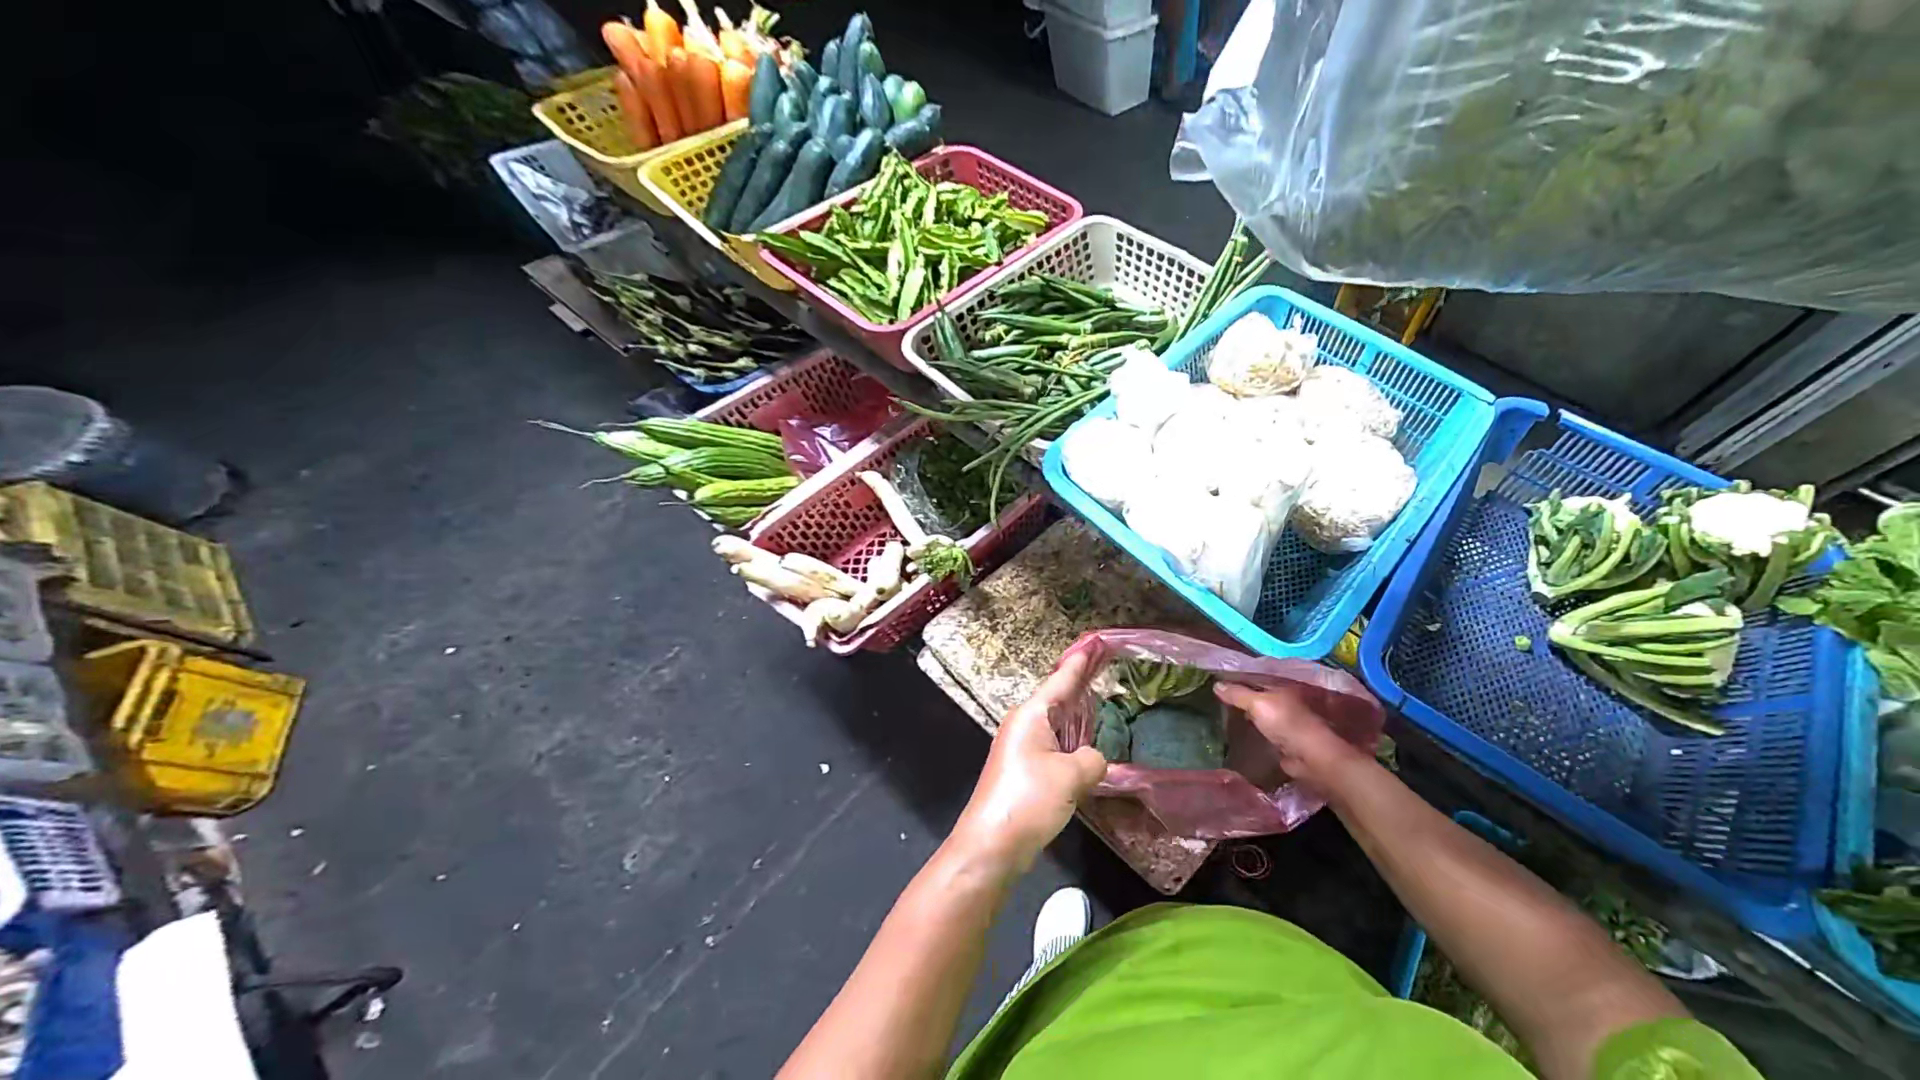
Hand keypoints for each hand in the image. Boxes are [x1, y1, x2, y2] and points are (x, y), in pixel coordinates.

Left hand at [950, 652, 1107, 873]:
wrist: (992, 843)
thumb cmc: (1028, 799)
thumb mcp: (1071, 775)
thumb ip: (1092, 759)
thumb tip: (1093, 760)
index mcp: (1031, 715)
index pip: (1060, 680)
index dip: (1080, 662)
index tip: (1093, 641)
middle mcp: (1024, 725)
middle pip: (1057, 698)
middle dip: (1080, 684)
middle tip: (1104, 665)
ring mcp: (1021, 749)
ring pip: (1056, 724)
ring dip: (1077, 714)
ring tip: (1101, 700)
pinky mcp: (1024, 772)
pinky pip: (1054, 746)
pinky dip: (1071, 741)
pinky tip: (1086, 745)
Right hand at [1214, 682, 1369, 793]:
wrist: (1313, 758)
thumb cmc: (1288, 723)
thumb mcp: (1258, 703)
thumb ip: (1237, 694)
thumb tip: (1216, 685)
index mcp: (1284, 685)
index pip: (1257, 675)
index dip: (1238, 675)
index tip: (1216, 677)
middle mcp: (1287, 699)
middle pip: (1259, 693)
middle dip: (1242, 694)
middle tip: (1216, 695)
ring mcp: (1288, 720)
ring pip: (1263, 712)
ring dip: (1248, 713)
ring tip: (1223, 713)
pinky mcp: (1287, 740)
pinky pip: (1265, 730)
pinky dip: (1255, 730)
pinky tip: (1239, 731)